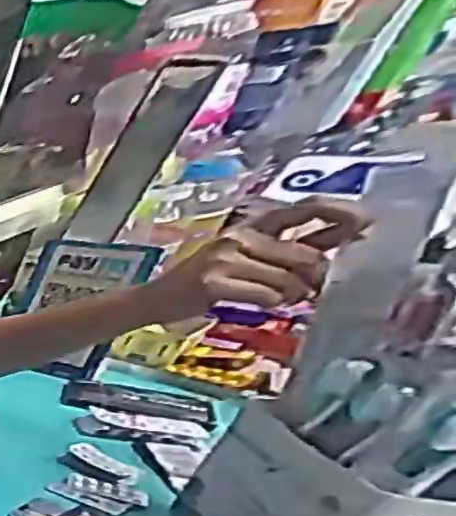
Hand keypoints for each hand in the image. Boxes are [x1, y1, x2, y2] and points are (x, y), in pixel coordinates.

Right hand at [133, 198, 367, 321]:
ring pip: (287, 278)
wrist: (150, 301)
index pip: (304, 210)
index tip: (366, 225)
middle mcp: (237, 239)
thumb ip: (283, 252)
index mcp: (248, 228)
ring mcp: (222, 260)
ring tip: (283, 299)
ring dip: (293, 293)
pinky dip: (271, 303)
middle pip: (304, 255)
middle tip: (312, 289)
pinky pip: (264, 294)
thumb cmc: (196, 283)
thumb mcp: (240, 259)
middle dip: (316, 275)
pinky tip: (264, 305)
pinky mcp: (212, 282)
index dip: (341, 213)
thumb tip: (339, 245)